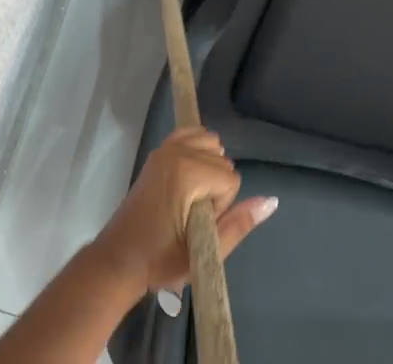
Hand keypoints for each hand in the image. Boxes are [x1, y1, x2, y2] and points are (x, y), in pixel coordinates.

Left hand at [91, 128, 277, 293]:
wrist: (120, 259)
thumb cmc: (161, 260)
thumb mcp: (204, 251)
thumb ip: (239, 223)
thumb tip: (272, 201)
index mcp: (188, 174)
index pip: (232, 180)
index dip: (221, 206)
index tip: (200, 225)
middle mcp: (178, 153)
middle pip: (223, 161)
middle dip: (216, 188)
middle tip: (193, 215)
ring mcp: (166, 148)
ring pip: (211, 143)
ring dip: (209, 167)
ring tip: (190, 197)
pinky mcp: (159, 151)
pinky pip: (191, 133)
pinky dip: (197, 148)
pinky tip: (191, 174)